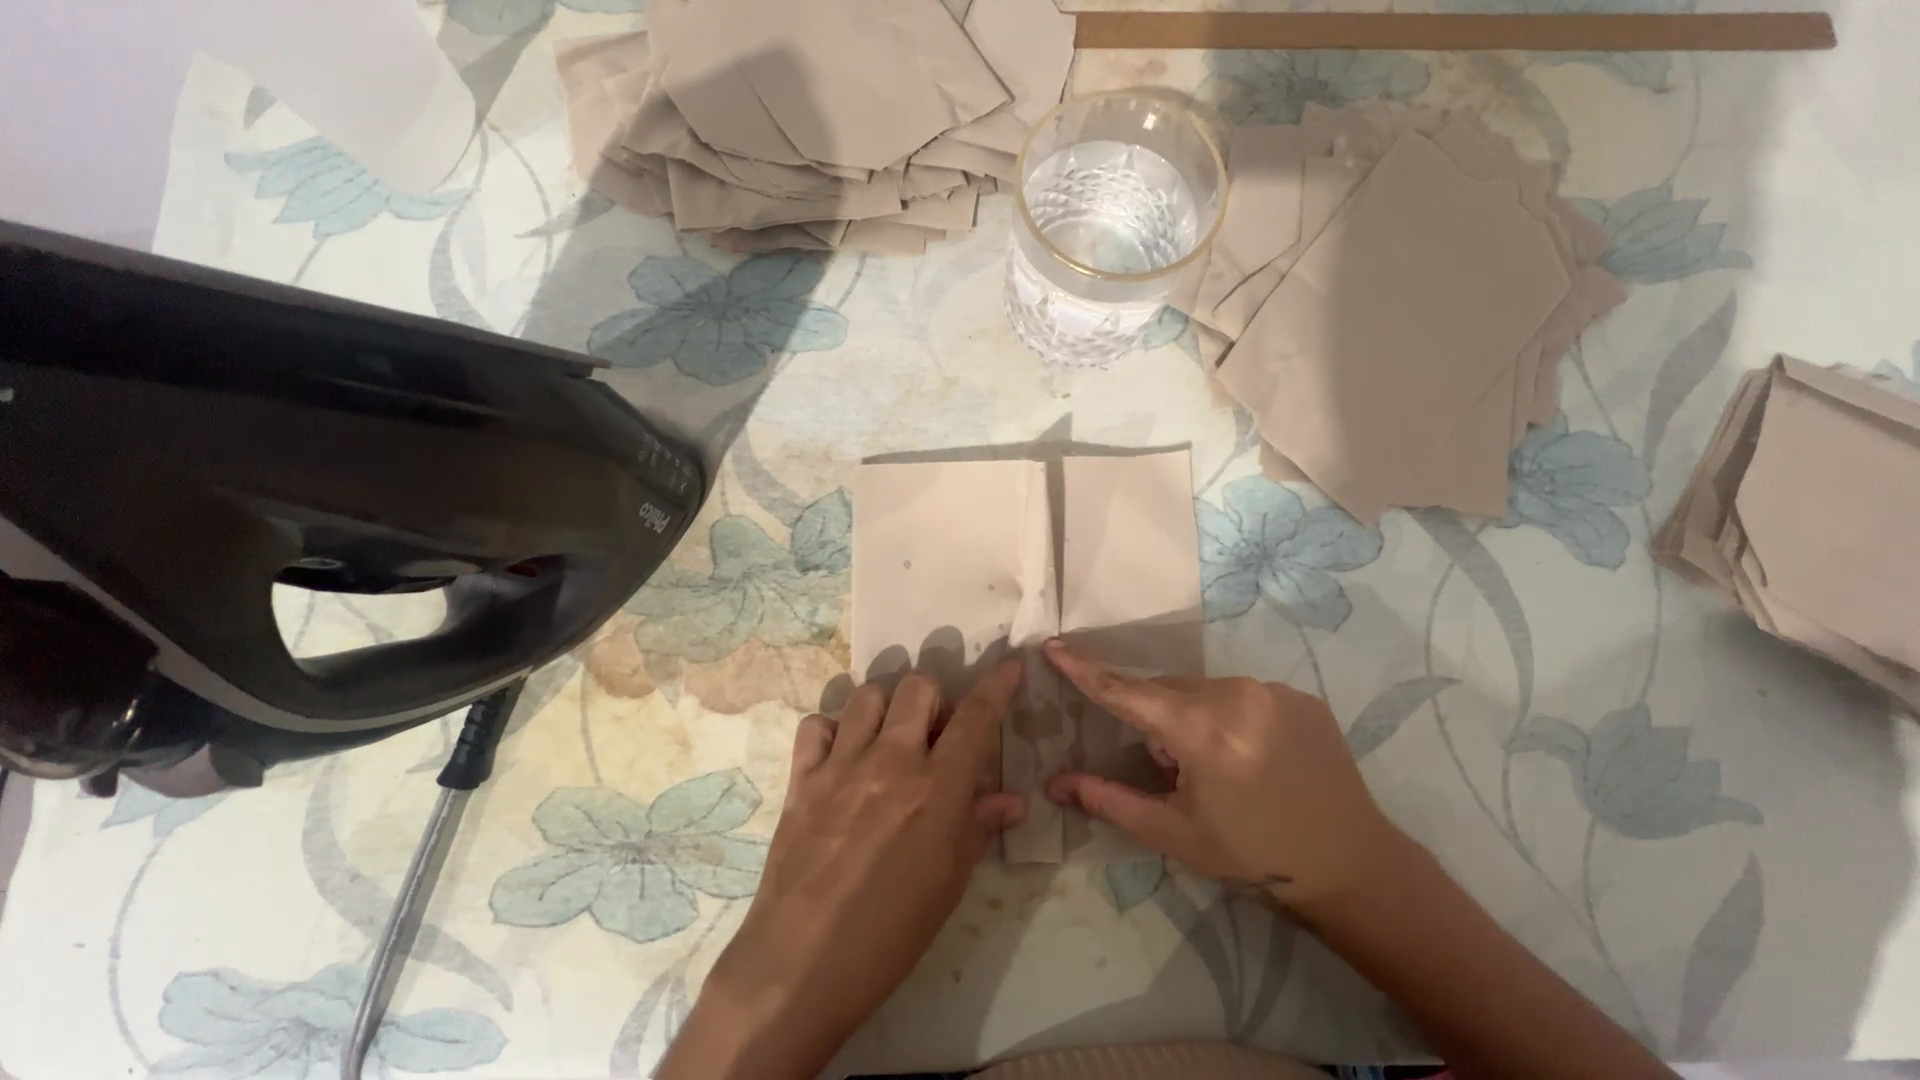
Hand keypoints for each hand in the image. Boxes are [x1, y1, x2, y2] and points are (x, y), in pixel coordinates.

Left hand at [660, 659, 1025, 1079]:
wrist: (803, 961)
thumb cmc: (891, 932)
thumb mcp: (949, 884)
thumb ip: (978, 828)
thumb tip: (1010, 800)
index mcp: (937, 788)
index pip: (976, 717)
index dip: (998, 684)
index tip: (1011, 664)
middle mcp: (890, 761)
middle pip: (918, 687)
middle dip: (936, 700)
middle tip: (936, 735)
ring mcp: (840, 765)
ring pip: (867, 695)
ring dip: (886, 708)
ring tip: (889, 741)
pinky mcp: (800, 778)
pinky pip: (817, 724)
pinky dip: (834, 729)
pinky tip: (842, 757)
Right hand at [1043, 640, 1409, 911]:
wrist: (1350, 862)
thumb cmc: (1252, 854)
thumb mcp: (1173, 834)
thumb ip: (1110, 801)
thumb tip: (1055, 785)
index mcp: (1202, 730)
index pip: (1127, 691)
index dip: (1085, 669)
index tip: (1052, 645)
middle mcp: (1237, 696)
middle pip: (1166, 691)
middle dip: (1155, 721)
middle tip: (1173, 770)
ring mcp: (1273, 691)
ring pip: (1204, 691)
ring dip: (1193, 718)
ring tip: (1219, 770)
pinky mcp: (1299, 696)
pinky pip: (1242, 695)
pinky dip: (1230, 717)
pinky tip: (1252, 758)